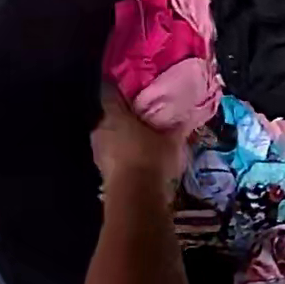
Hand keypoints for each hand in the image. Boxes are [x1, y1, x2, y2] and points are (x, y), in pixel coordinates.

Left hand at [93, 83, 185, 202]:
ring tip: (140, 144)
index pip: (109, 93)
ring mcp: (97, 151)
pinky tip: (136, 162)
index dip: (116, 89)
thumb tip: (187, 116)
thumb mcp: (172, 142)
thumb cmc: (152, 159)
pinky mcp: (100, 170)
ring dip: (120, 140)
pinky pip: (111, 156)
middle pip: (109, 118)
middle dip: (123, 119)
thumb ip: (177, 128)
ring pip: (109, 138)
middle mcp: (101, 129)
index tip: (125, 88)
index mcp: (115, 115)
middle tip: (140, 122)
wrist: (135, 195)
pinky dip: (121, 157)